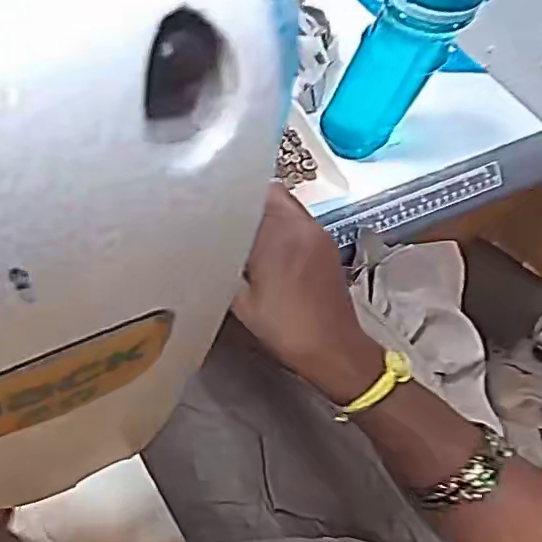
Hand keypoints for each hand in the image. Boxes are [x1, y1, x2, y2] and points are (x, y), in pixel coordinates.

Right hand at [232, 183, 388, 403]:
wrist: (333, 347)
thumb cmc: (286, 329)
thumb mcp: (242, 302)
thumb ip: (226, 268)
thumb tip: (210, 249)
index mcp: (279, 236)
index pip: (251, 195)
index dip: (228, 196)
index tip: (208, 205)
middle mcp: (302, 227)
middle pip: (271, 193)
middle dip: (245, 201)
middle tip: (221, 217)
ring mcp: (318, 234)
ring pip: (286, 206)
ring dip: (263, 214)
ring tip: (240, 233)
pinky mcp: (325, 246)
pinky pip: (297, 222)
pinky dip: (279, 227)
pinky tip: (264, 249)